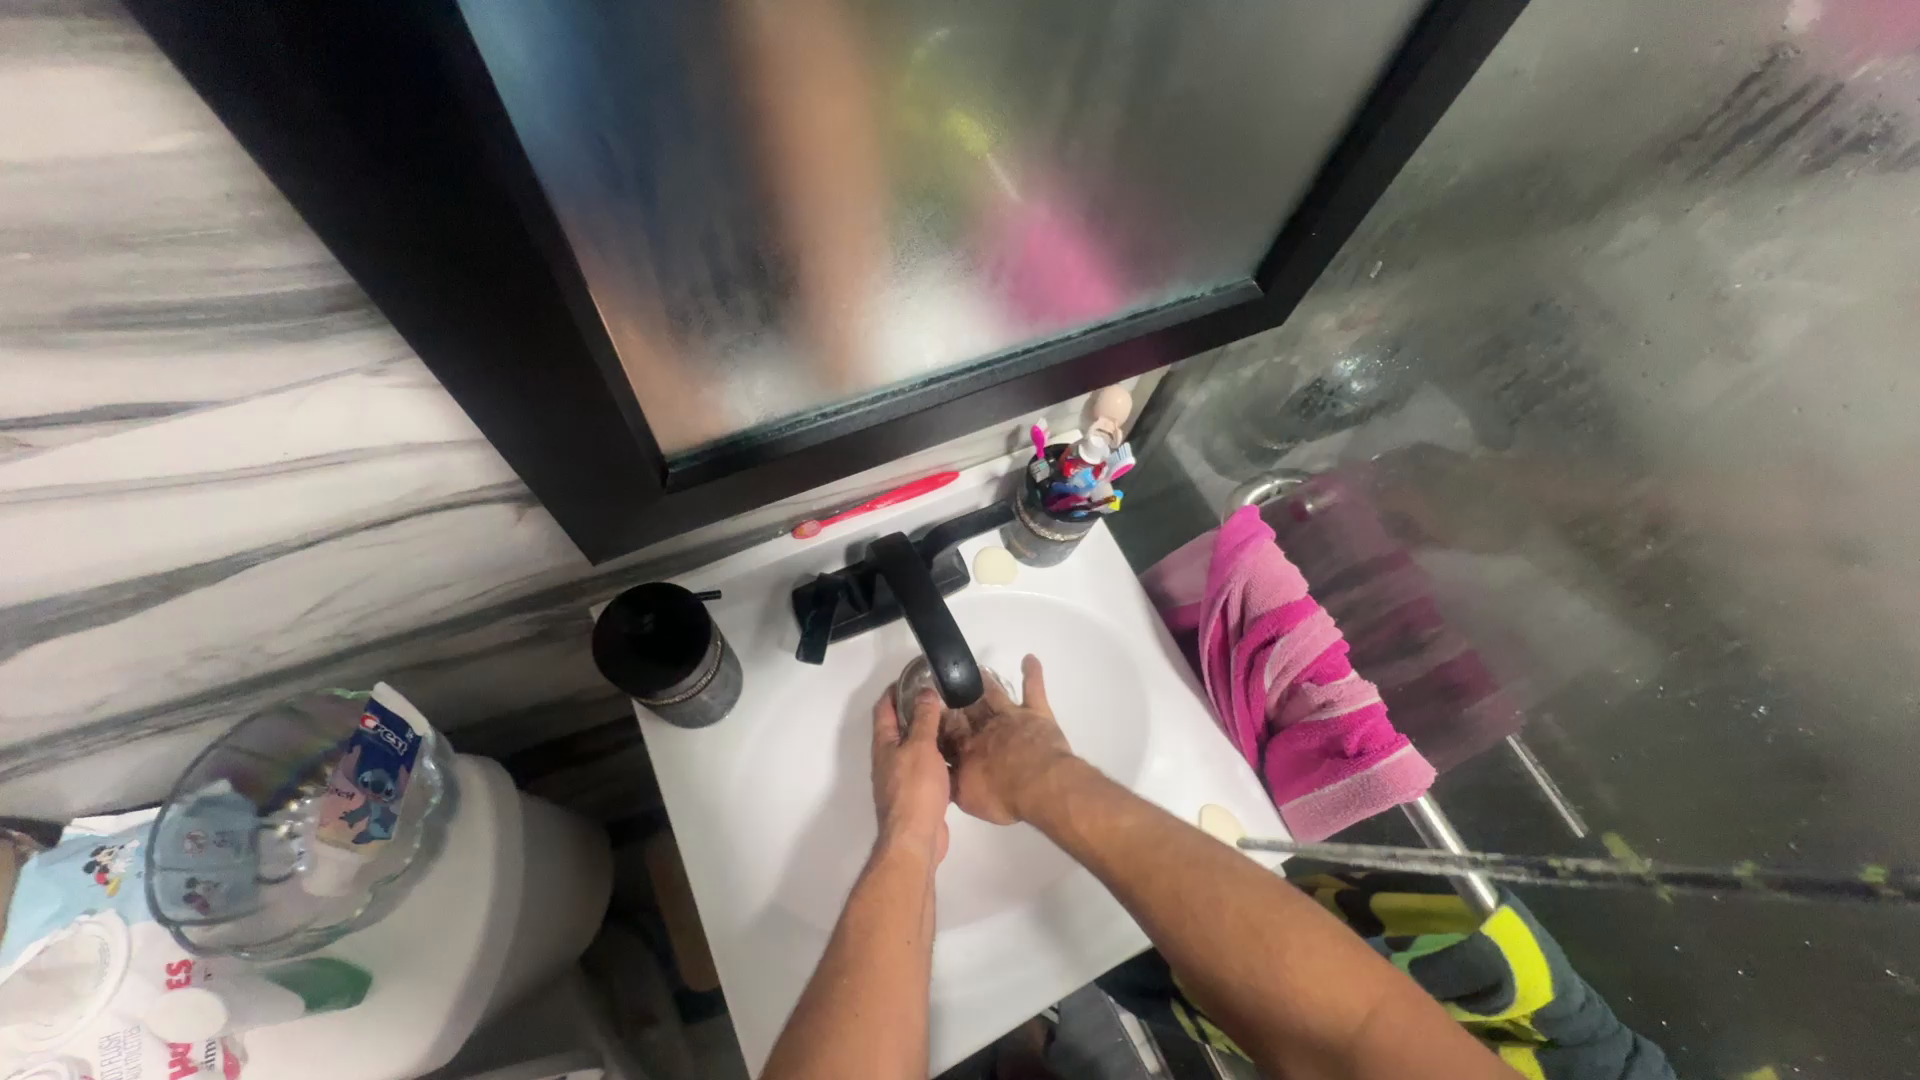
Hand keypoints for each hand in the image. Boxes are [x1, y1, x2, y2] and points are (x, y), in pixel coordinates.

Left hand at [871, 686, 950, 862]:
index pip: (885, 708)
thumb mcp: (921, 747)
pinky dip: (940, 758)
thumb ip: (924, 719)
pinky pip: (928, 768)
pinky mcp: (917, 794)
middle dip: (916, 710)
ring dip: (931, 734)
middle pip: (900, 727)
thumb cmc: (915, 789)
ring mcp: (902, 778)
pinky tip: (959, 755)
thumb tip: (925, 692)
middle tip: (942, 697)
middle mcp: (889, 759)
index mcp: (884, 744)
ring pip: (916, 748)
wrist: (915, 840)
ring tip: (955, 720)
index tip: (914, 676)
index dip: (896, 689)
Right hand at [945, 655, 1073, 824]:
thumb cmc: (1003, 796)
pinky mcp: (1036, 713)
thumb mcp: (968, 799)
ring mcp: (1011, 716)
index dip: (941, 721)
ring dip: (987, 682)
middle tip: (950, 687)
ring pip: (996, 694)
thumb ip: (952, 785)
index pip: (949, 731)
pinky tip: (1029, 658)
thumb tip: (939, 777)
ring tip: (976, 672)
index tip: (932, 710)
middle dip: (958, 698)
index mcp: (967, 747)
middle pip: (969, 709)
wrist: (1039, 786)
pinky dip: (1032, 672)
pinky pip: (1034, 688)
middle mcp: (985, 726)